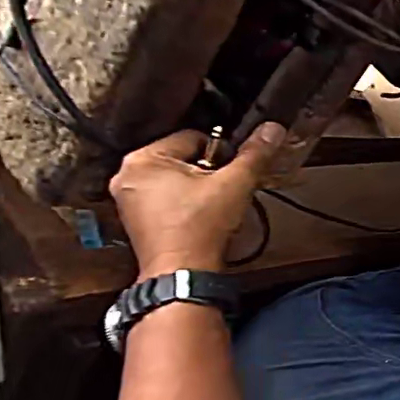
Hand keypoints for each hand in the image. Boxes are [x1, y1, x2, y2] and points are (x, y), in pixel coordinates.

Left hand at [109, 123, 285, 276]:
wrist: (183, 270)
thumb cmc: (201, 224)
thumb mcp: (236, 183)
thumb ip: (254, 154)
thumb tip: (271, 129)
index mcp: (143, 160)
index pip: (193, 137)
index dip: (222, 151)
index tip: (234, 170)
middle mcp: (127, 175)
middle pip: (183, 157)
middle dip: (210, 169)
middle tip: (227, 187)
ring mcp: (127, 198)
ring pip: (175, 177)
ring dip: (199, 185)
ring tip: (217, 202)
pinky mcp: (135, 218)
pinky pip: (166, 195)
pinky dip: (186, 200)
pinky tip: (202, 214)